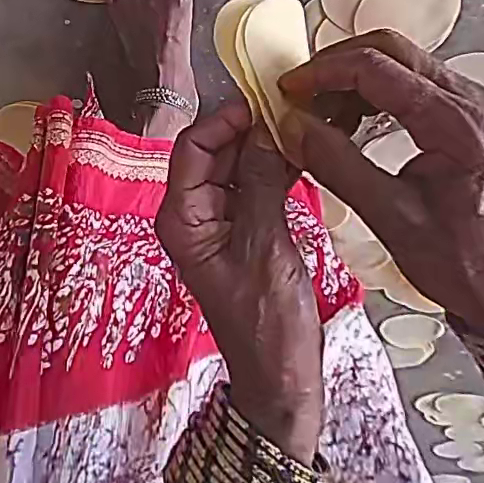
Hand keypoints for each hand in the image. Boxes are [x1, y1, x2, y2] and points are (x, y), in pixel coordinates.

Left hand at [157, 102, 323, 460]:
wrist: (282, 377)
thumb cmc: (268, 323)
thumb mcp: (265, 247)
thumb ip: (260, 184)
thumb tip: (266, 129)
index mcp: (183, 218)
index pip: (192, 148)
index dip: (224, 121)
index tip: (262, 105)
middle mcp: (194, 213)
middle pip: (214, 152)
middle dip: (248, 130)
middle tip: (291, 112)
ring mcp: (219, 221)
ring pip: (236, 166)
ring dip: (264, 147)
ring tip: (301, 129)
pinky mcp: (243, 228)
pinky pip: (253, 186)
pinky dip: (273, 169)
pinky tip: (300, 156)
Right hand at [277, 31, 483, 332]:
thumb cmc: (466, 266)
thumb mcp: (392, 219)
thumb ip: (337, 165)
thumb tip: (294, 128)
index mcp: (459, 127)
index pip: (378, 69)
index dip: (324, 72)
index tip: (291, 88)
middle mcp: (477, 104)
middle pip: (394, 51)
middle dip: (339, 65)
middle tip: (302, 93)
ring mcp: (481, 107)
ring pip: (406, 63)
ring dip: (358, 79)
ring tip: (325, 115)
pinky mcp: (476, 117)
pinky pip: (420, 84)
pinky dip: (381, 93)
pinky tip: (357, 122)